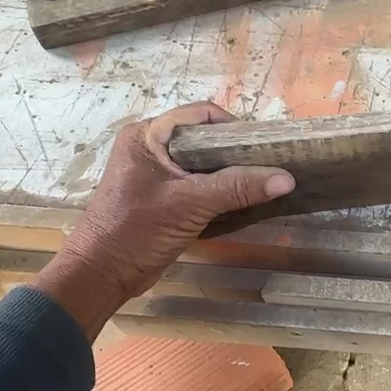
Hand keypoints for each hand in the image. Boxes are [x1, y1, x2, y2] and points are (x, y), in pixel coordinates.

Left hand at [32, 104, 293, 337]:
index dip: (234, 127)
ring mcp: (156, 173)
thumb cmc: (137, 230)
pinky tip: (243, 200)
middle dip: (237, 152)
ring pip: (204, 162)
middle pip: (205, 138)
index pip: (201, 115)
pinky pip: (199, 183)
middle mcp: (151, 147)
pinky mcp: (163, 196)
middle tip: (267, 166)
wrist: (102, 274)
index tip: (263, 149)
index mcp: (147, 136)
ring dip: (231, 173)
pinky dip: (221, 190)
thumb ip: (238, 188)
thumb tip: (287, 178)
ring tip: (261, 183)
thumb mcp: (190, 204)